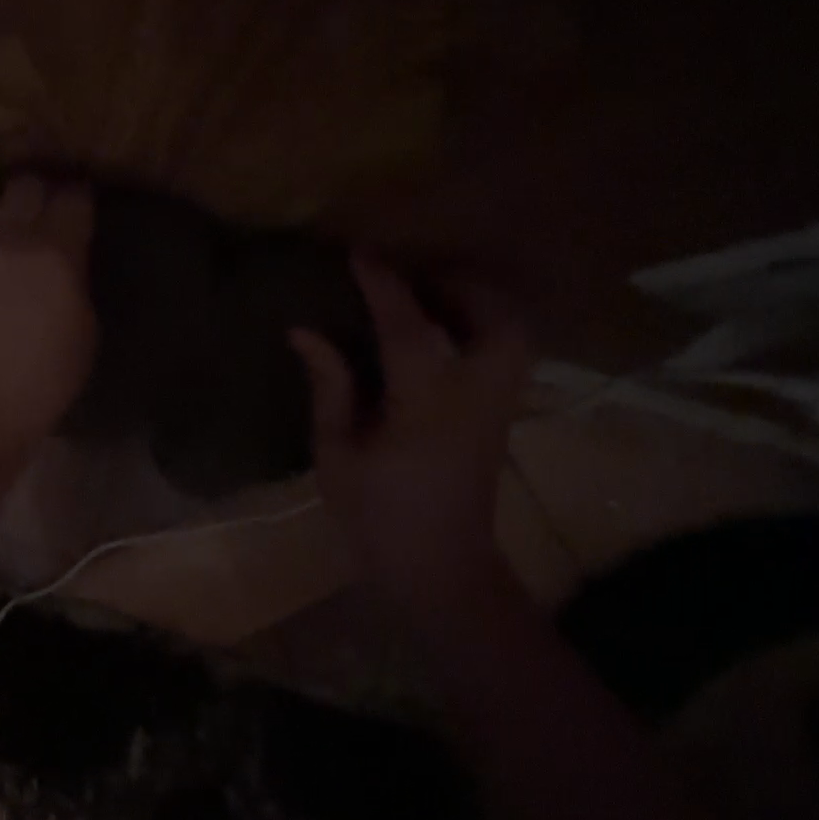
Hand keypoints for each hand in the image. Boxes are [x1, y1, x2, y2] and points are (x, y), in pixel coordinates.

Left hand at [0, 175, 97, 466]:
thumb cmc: (46, 377)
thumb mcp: (85, 327)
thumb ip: (77, 277)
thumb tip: (68, 255)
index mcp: (56, 252)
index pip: (74, 197)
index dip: (82, 192)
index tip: (85, 196)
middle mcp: (12, 237)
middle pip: (29, 183)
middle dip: (45, 185)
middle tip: (52, 198)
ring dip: (6, 196)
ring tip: (15, 208)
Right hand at [288, 256, 530, 598]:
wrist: (439, 566)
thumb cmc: (376, 514)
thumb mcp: (336, 453)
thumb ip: (329, 386)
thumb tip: (304, 331)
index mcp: (427, 405)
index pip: (409, 328)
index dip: (384, 286)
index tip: (360, 253)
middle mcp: (476, 395)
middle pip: (495, 319)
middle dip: (457, 285)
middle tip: (411, 276)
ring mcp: (500, 405)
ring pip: (515, 332)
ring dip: (478, 304)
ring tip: (431, 299)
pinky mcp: (503, 415)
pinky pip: (508, 352)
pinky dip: (484, 327)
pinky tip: (444, 334)